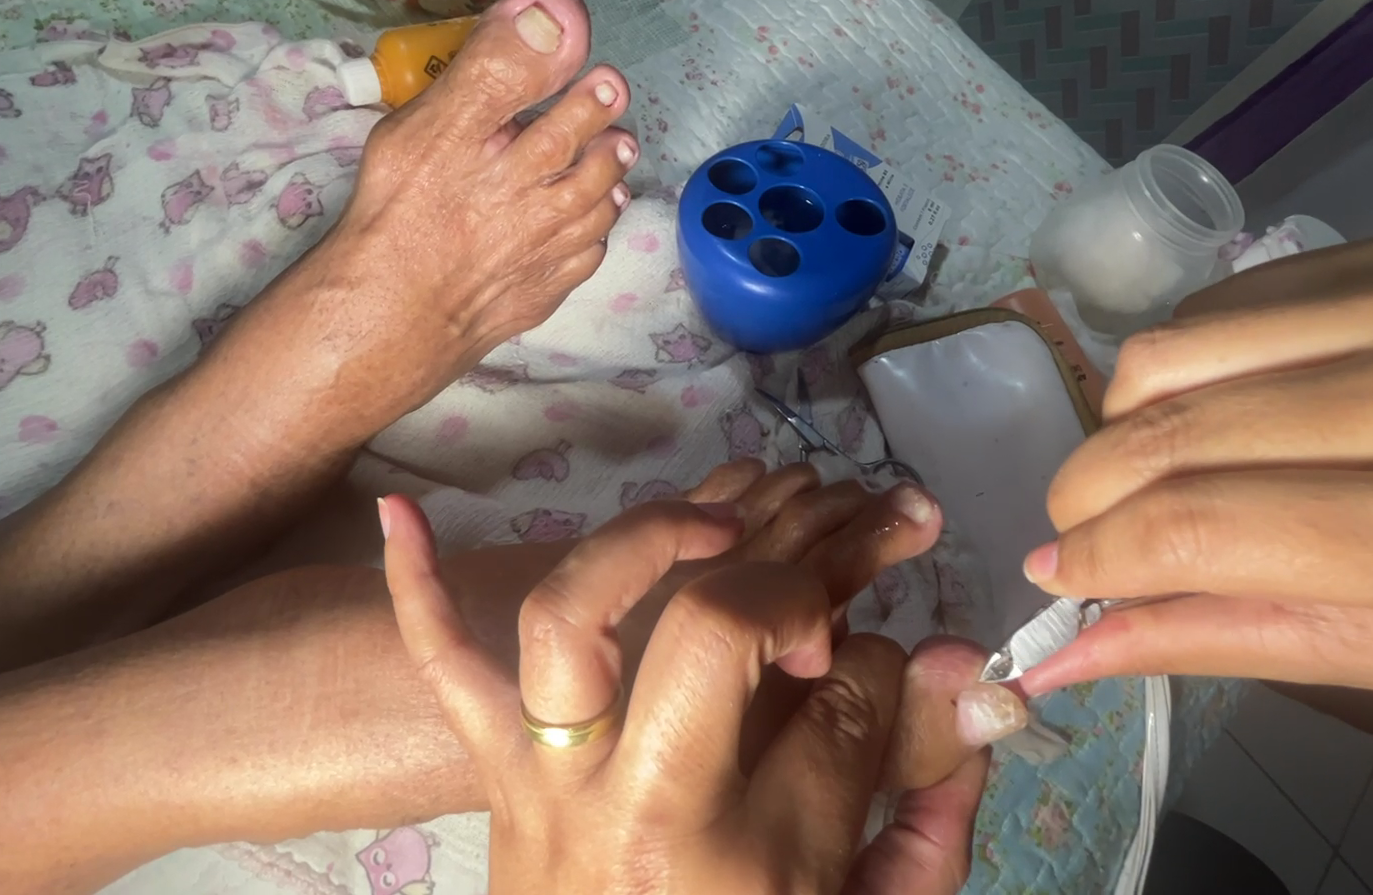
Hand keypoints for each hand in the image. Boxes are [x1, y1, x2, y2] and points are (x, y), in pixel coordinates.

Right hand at [316, 0, 635, 408]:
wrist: (389, 317)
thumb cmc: (394, 213)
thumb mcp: (426, 123)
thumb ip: (492, 67)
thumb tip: (554, 11)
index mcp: (512, 161)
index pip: (564, 119)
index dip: (590, 98)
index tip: (606, 83)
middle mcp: (537, 205)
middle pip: (586, 169)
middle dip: (607, 141)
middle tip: (619, 127)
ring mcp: (542, 257)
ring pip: (592, 215)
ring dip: (610, 188)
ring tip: (618, 167)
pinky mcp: (538, 297)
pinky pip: (581, 264)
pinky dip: (595, 240)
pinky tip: (594, 229)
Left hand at [382, 491, 1024, 894]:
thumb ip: (931, 801)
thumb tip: (975, 667)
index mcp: (755, 868)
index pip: (846, 701)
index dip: (880, 665)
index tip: (872, 663)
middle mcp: (639, 810)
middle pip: (714, 634)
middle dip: (788, 590)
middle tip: (813, 608)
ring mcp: (545, 783)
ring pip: (573, 617)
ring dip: (644, 542)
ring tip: (712, 522)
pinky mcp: (487, 776)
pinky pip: (441, 667)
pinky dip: (418, 586)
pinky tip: (397, 513)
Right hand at [1020, 234, 1372, 707]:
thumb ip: (1204, 641)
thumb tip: (1057, 655)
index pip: (1207, 528)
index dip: (1100, 553)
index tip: (1051, 571)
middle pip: (1174, 434)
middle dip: (1087, 489)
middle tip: (1076, 522)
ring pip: (1165, 354)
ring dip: (1120, 422)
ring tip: (1147, 462)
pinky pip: (1207, 308)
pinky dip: (1173, 369)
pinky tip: (1211, 406)